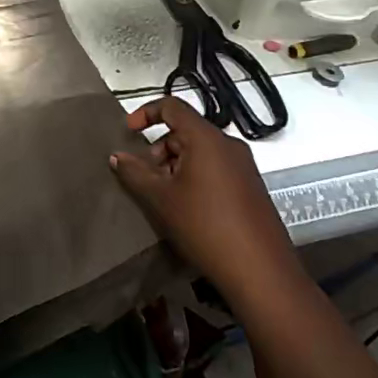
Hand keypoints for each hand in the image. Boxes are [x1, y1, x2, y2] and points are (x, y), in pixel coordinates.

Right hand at [110, 97, 297, 298]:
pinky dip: (195, 176)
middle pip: (185, 131)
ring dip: (176, 165)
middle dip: (159, 148)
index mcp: (206, 138)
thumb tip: (117, 155)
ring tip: (164, 197)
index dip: (146, 113)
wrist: (260, 270)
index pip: (172, 107)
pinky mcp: (251, 186)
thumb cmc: (204, 226)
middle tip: (145, 177)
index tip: (128, 131)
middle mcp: (228, 144)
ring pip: (200, 151)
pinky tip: (187, 207)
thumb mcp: (161, 198)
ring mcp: (244, 165)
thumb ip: (135, 172)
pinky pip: (215, 167)